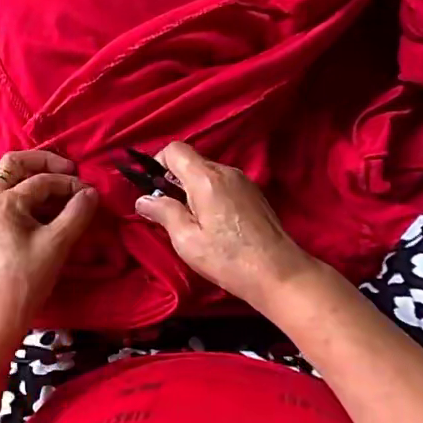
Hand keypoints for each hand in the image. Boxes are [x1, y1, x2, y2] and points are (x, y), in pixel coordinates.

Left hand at [0, 150, 98, 328]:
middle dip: (43, 164)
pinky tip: (48, 213)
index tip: (90, 193)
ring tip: (63, 195)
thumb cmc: (28, 278)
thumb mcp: (58, 243)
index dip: (69, 183)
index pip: (40, 180)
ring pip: (9, 184)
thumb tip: (91, 193)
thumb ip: (77, 213)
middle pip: (13, 166)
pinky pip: (7, 203)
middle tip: (69, 171)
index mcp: (1, 203)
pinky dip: (28, 201)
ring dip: (36, 183)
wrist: (2, 314)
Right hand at [133, 141, 319, 311]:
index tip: (155, 190)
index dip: (158, 164)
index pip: (175, 149)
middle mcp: (226, 172)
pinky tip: (214, 225)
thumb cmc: (228, 259)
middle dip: (174, 181)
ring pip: (207, 174)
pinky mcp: (254, 194)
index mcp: (206, 178)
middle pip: (192, 161)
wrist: (279, 273)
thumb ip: (163, 213)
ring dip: (193, 191)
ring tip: (193, 223)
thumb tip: (143, 199)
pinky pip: (223, 185)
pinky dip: (210, 196)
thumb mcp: (186, 239)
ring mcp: (244, 182)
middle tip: (170, 213)